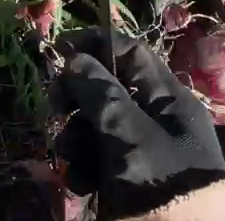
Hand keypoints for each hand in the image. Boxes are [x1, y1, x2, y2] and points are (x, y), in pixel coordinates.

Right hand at [54, 29, 224, 219]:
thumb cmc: (160, 181)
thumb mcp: (127, 130)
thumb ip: (99, 90)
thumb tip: (74, 58)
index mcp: (169, 99)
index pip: (130, 52)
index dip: (94, 45)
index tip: (59, 52)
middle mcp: (157, 119)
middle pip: (107, 88)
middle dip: (77, 97)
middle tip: (55, 107)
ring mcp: (143, 151)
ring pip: (97, 124)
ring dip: (75, 136)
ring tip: (70, 157)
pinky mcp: (129, 179)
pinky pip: (98, 157)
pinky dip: (83, 164)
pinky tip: (79, 180)